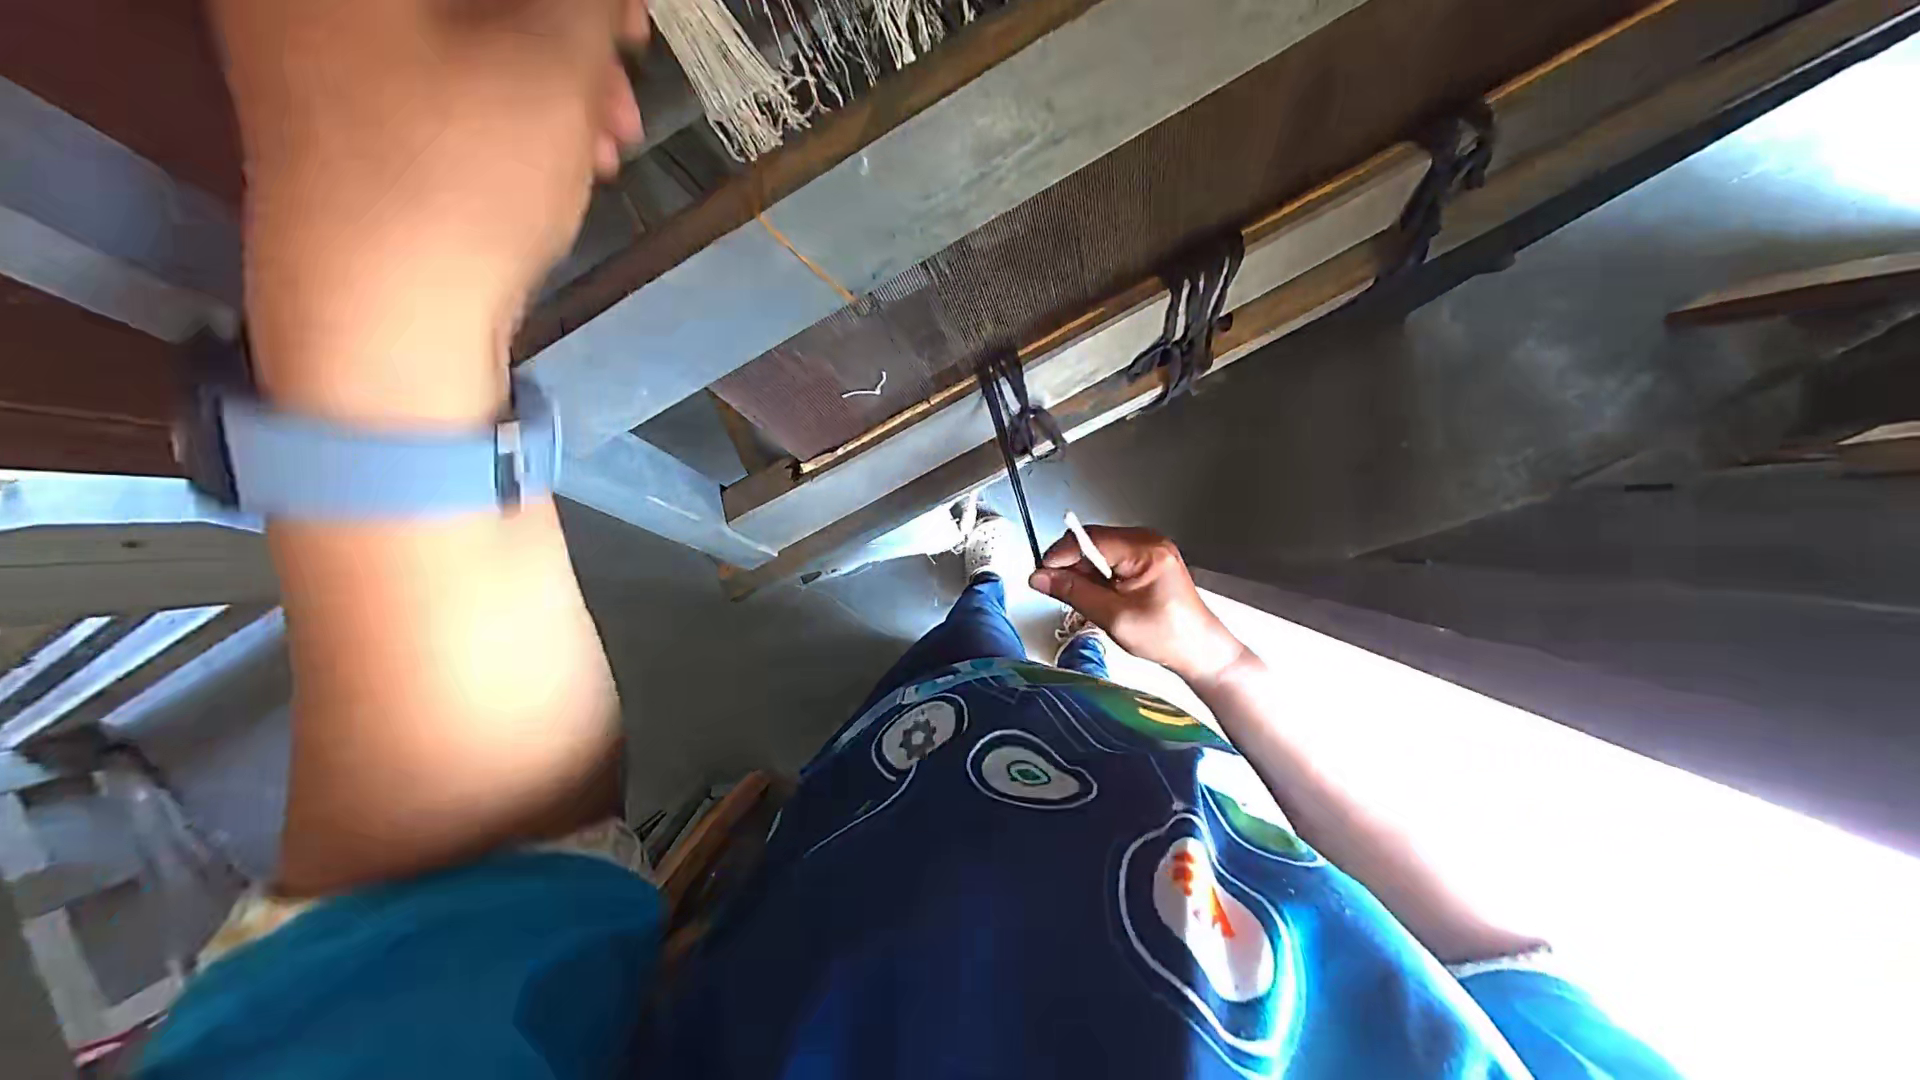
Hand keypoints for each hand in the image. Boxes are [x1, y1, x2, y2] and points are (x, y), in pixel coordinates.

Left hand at [211, 0, 648, 424]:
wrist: (388, 307)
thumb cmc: (466, 171)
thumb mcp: (550, 67)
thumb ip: (584, 1)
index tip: (630, 27)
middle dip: (570, 36)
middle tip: (627, 88)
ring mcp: (326, 56)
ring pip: (470, 43)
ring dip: (557, 84)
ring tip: (612, 144)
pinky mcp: (355, 121)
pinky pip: (452, 90)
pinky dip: (518, 113)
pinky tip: (568, 159)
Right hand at [1029, 526, 1252, 688]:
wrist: (1199, 651)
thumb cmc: (1167, 636)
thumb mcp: (1112, 616)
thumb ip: (1073, 592)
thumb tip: (1041, 577)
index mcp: (1146, 550)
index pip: (1090, 538)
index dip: (1061, 554)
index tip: (1043, 573)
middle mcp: (1148, 541)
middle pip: (1092, 541)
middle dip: (1073, 566)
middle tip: (1062, 592)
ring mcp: (1149, 549)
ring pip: (1098, 551)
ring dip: (1085, 573)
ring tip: (1092, 601)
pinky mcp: (1146, 559)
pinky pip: (1111, 559)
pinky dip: (1098, 576)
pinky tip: (1103, 598)